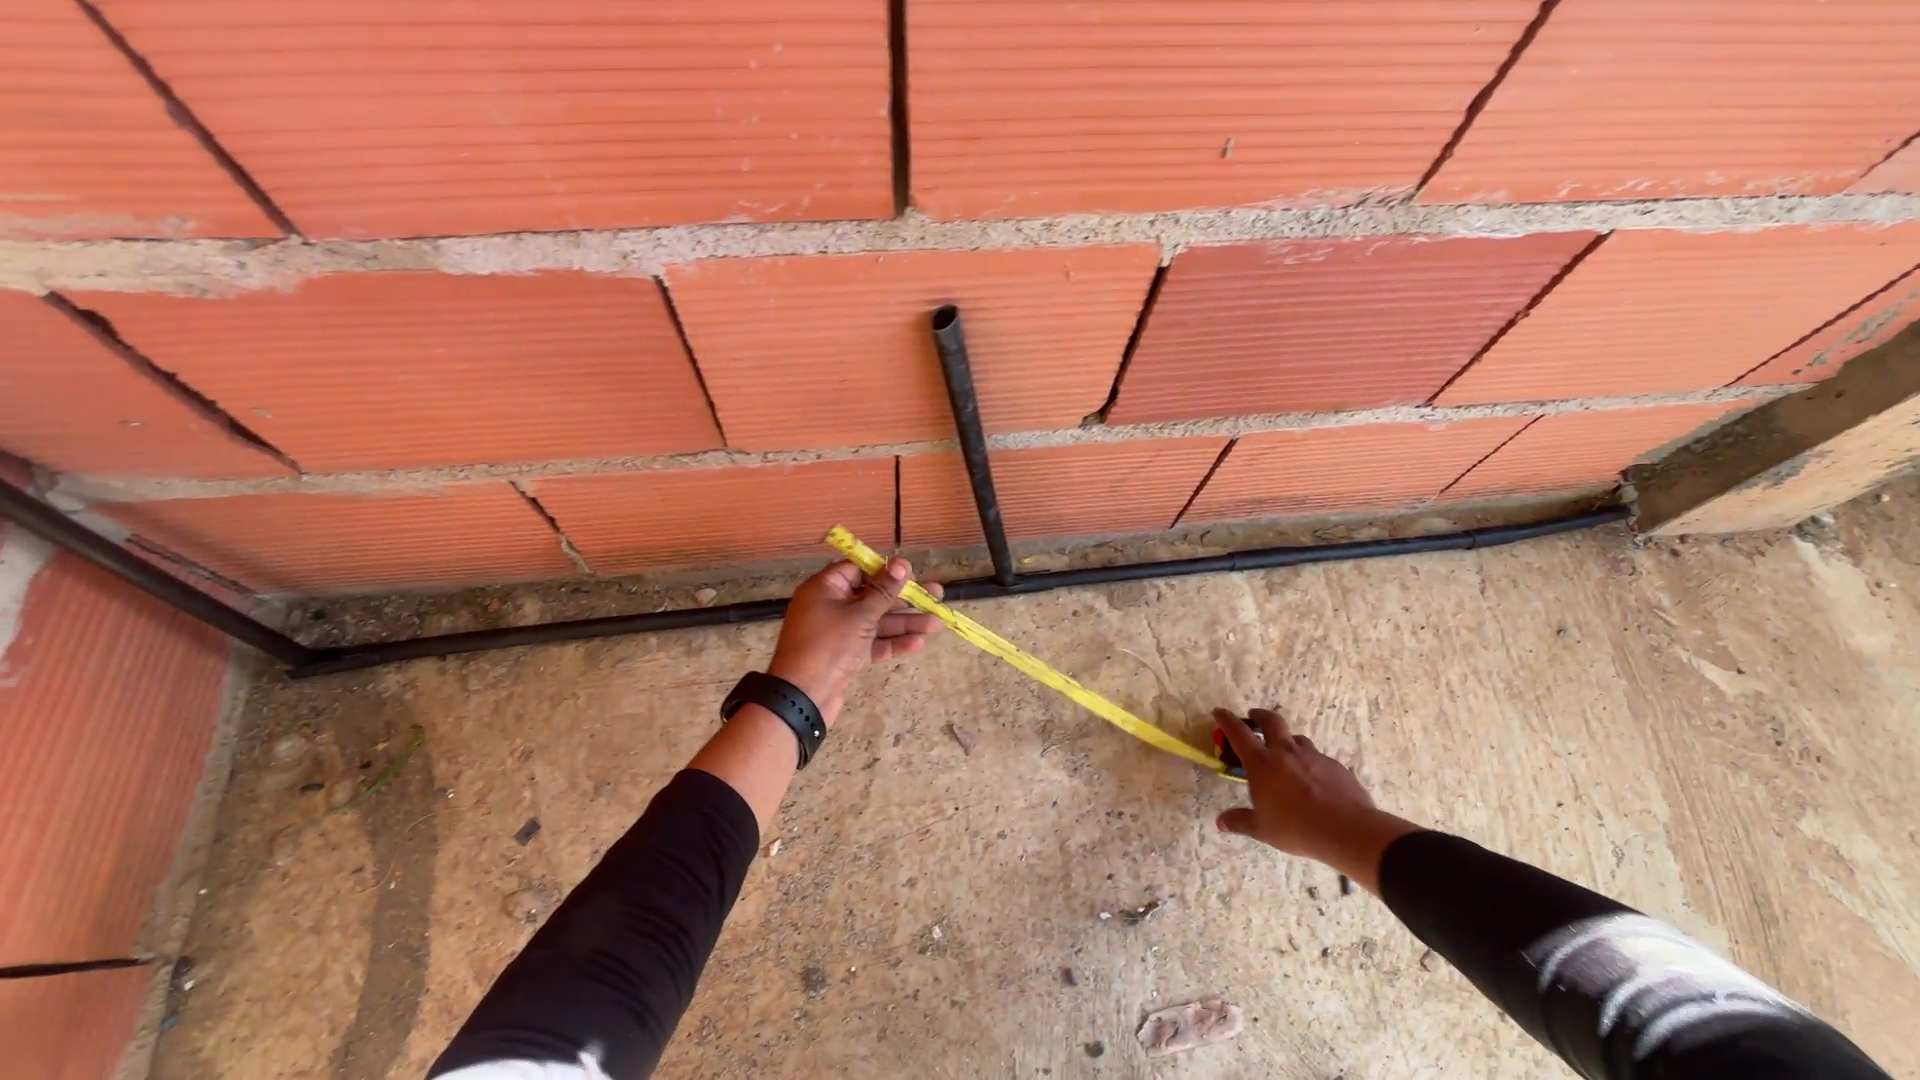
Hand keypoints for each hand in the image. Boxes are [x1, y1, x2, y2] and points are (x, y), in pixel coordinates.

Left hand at [766, 557, 942, 725]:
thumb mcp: (860, 615)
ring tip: (937, 623)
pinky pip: (872, 643)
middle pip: (872, 596)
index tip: (912, 574)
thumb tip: (901, 563)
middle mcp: (831, 606)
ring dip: (905, 622)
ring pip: (876, 622)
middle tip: (936, 595)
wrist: (802, 697)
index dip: (885, 570)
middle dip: (904, 598)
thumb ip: (884, 591)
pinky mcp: (845, 655)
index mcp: (826, 588)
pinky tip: (918, 643)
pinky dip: (892, 643)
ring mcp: (838, 632)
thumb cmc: (828, 646)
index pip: (859, 569)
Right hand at [1213, 707, 1420, 892]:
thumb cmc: (1296, 827)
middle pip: (1271, 721)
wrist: (1347, 830)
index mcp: (1262, 763)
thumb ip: (1240, 821)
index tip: (1219, 712)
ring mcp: (1313, 756)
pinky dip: (1309, 762)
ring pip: (1296, 739)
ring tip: (1285, 754)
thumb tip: (1221, 822)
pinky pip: (1317, 758)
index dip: (1226, 720)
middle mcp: (1286, 752)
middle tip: (1254, 717)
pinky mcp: (1334, 766)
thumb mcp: (1262, 829)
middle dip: (1259, 716)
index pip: (1239, 733)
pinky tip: (1312, 781)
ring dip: (1287, 741)